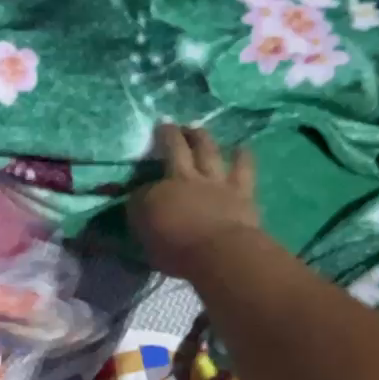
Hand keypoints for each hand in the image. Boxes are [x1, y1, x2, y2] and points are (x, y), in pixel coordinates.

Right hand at [128, 123, 260, 279]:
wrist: (219, 252)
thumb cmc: (176, 254)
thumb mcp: (145, 246)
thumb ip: (142, 227)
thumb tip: (139, 216)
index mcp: (152, 196)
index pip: (140, 189)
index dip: (138, 190)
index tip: (136, 194)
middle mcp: (181, 179)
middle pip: (173, 150)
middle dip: (168, 136)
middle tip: (165, 125)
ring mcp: (213, 181)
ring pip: (206, 151)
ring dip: (201, 137)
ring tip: (196, 128)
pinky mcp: (240, 189)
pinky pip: (242, 168)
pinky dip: (241, 156)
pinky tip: (241, 147)